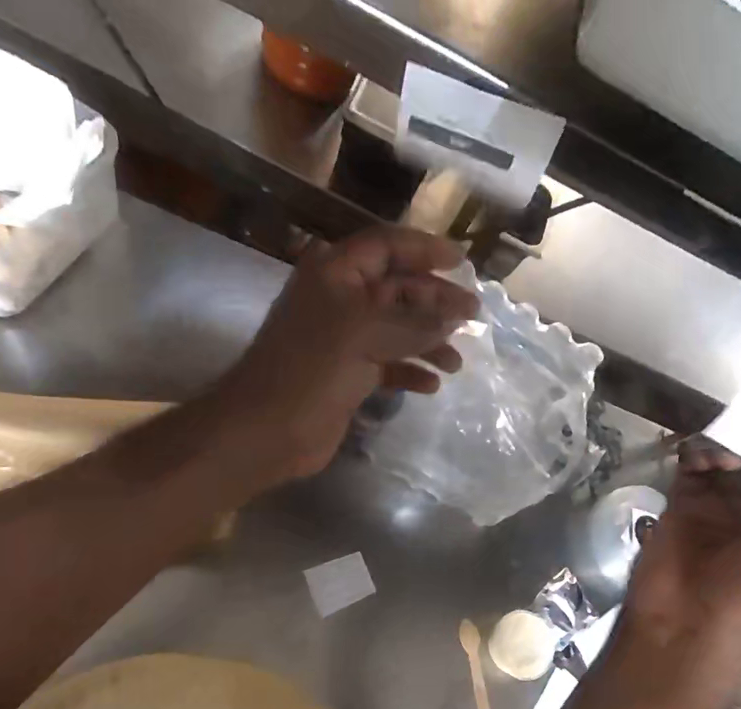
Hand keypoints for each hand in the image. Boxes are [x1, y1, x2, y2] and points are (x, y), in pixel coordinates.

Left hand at [208, 225, 478, 480]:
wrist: (267, 430)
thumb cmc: (312, 370)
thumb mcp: (366, 334)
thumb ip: (415, 321)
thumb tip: (457, 316)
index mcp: (335, 273)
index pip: (386, 247)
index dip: (425, 250)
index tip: (462, 262)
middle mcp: (340, 301)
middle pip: (397, 289)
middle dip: (435, 301)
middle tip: (473, 317)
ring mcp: (343, 341)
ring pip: (396, 330)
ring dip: (428, 342)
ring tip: (456, 362)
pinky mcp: (347, 377)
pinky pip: (388, 366)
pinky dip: (410, 372)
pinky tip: (432, 385)